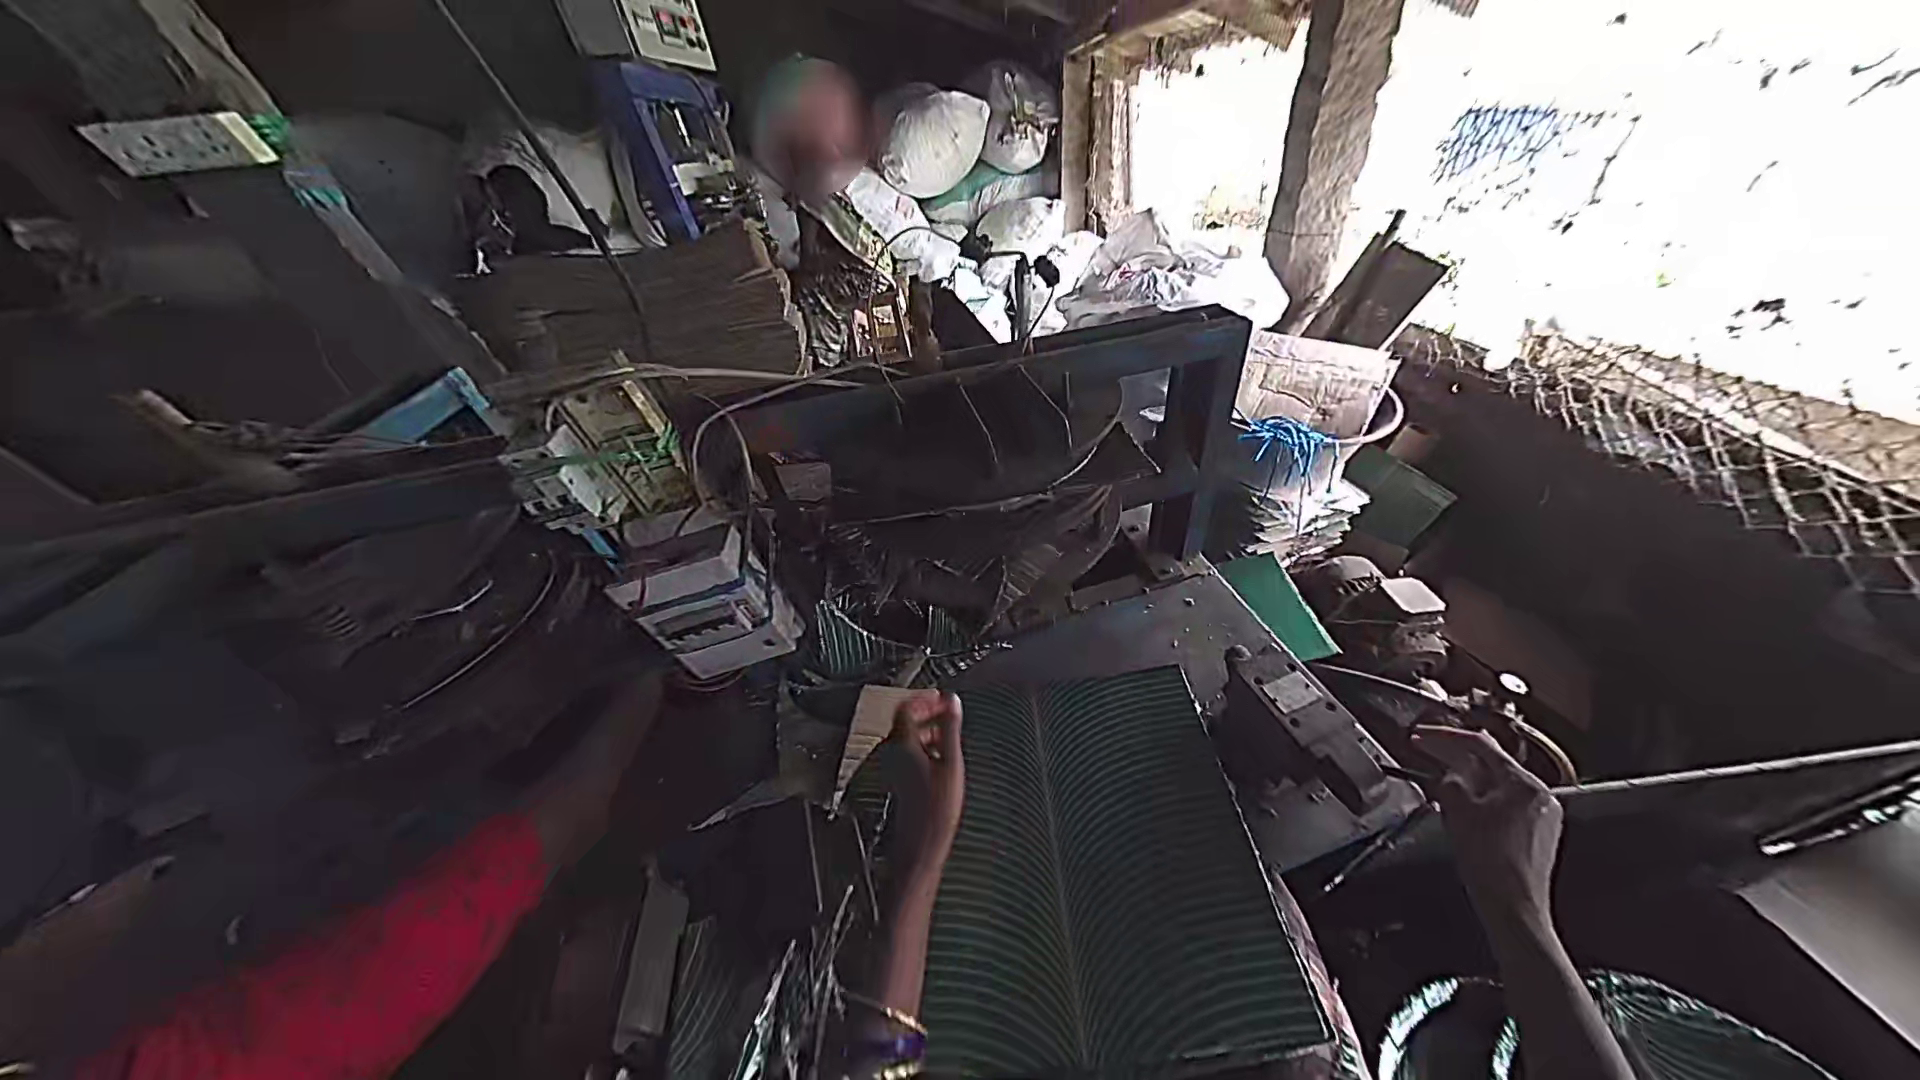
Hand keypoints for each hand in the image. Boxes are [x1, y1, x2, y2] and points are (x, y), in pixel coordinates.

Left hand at [891, 691, 964, 875]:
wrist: (920, 846)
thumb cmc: (934, 810)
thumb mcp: (951, 762)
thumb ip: (951, 729)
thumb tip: (953, 703)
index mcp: (903, 744)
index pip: (907, 708)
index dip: (924, 698)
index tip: (941, 696)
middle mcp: (894, 753)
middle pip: (906, 721)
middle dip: (927, 711)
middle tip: (946, 709)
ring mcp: (895, 767)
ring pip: (908, 736)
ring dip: (927, 728)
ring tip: (947, 731)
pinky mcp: (900, 779)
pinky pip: (910, 752)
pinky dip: (925, 745)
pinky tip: (941, 755)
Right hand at [1411, 724, 1562, 924]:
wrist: (1512, 904)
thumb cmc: (1488, 859)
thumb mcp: (1457, 808)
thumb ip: (1450, 779)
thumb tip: (1449, 771)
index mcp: (1525, 785)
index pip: (1480, 745)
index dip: (1444, 736)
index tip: (1421, 735)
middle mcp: (1540, 796)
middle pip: (1491, 761)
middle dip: (1455, 754)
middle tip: (1425, 748)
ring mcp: (1541, 815)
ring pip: (1496, 781)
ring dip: (1465, 774)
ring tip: (1437, 773)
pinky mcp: (1536, 831)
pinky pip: (1503, 800)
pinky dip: (1479, 793)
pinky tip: (1459, 799)